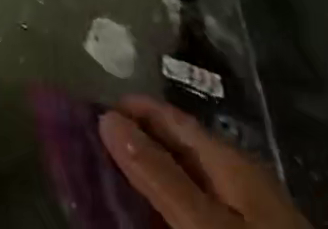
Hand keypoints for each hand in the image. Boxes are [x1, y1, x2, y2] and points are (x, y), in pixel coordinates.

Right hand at [98, 95, 310, 228]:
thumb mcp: (204, 224)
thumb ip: (157, 173)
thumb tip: (107, 118)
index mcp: (227, 162)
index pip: (167, 117)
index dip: (127, 110)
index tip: (83, 111)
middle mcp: (235, 179)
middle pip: (174, 147)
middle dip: (132, 143)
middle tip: (85, 148)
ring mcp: (244, 214)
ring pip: (183, 181)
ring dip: (147, 178)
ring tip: (106, 184)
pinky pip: (195, 211)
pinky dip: (166, 208)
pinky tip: (149, 220)